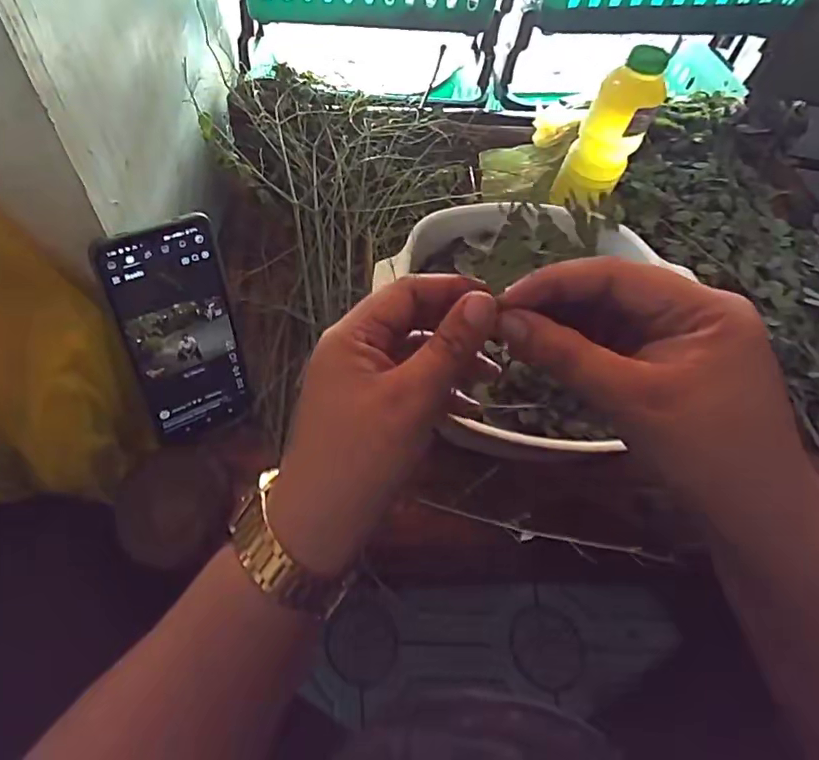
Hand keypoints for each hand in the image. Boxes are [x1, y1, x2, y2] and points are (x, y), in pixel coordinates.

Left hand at [263, 275, 498, 575]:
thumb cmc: (363, 456)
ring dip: (451, 360)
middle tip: (500, 341)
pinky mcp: (367, 408)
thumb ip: (449, 346)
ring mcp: (358, 379)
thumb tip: (483, 300)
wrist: (318, 529)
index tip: (496, 299)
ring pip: (412, 353)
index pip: (406, 291)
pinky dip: (437, 388)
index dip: (451, 289)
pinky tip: (467, 406)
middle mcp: (352, 348)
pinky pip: (407, 383)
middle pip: (410, 321)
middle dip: (455, 328)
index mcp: (352, 334)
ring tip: (492, 376)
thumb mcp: (413, 397)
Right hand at [496, 258, 818, 543]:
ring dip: (564, 322)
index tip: (506, 298)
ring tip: (515, 331)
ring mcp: (685, 336)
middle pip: (613, 291)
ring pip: (611, 315)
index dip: (555, 282)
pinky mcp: (672, 362)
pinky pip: (619, 341)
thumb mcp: (631, 400)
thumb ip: (566, 355)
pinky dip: (582, 345)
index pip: (616, 275)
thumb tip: (504, 321)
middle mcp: (695, 309)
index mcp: (702, 305)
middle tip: (503, 317)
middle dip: (556, 302)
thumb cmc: (707, 457)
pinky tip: (546, 348)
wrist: (762, 525)